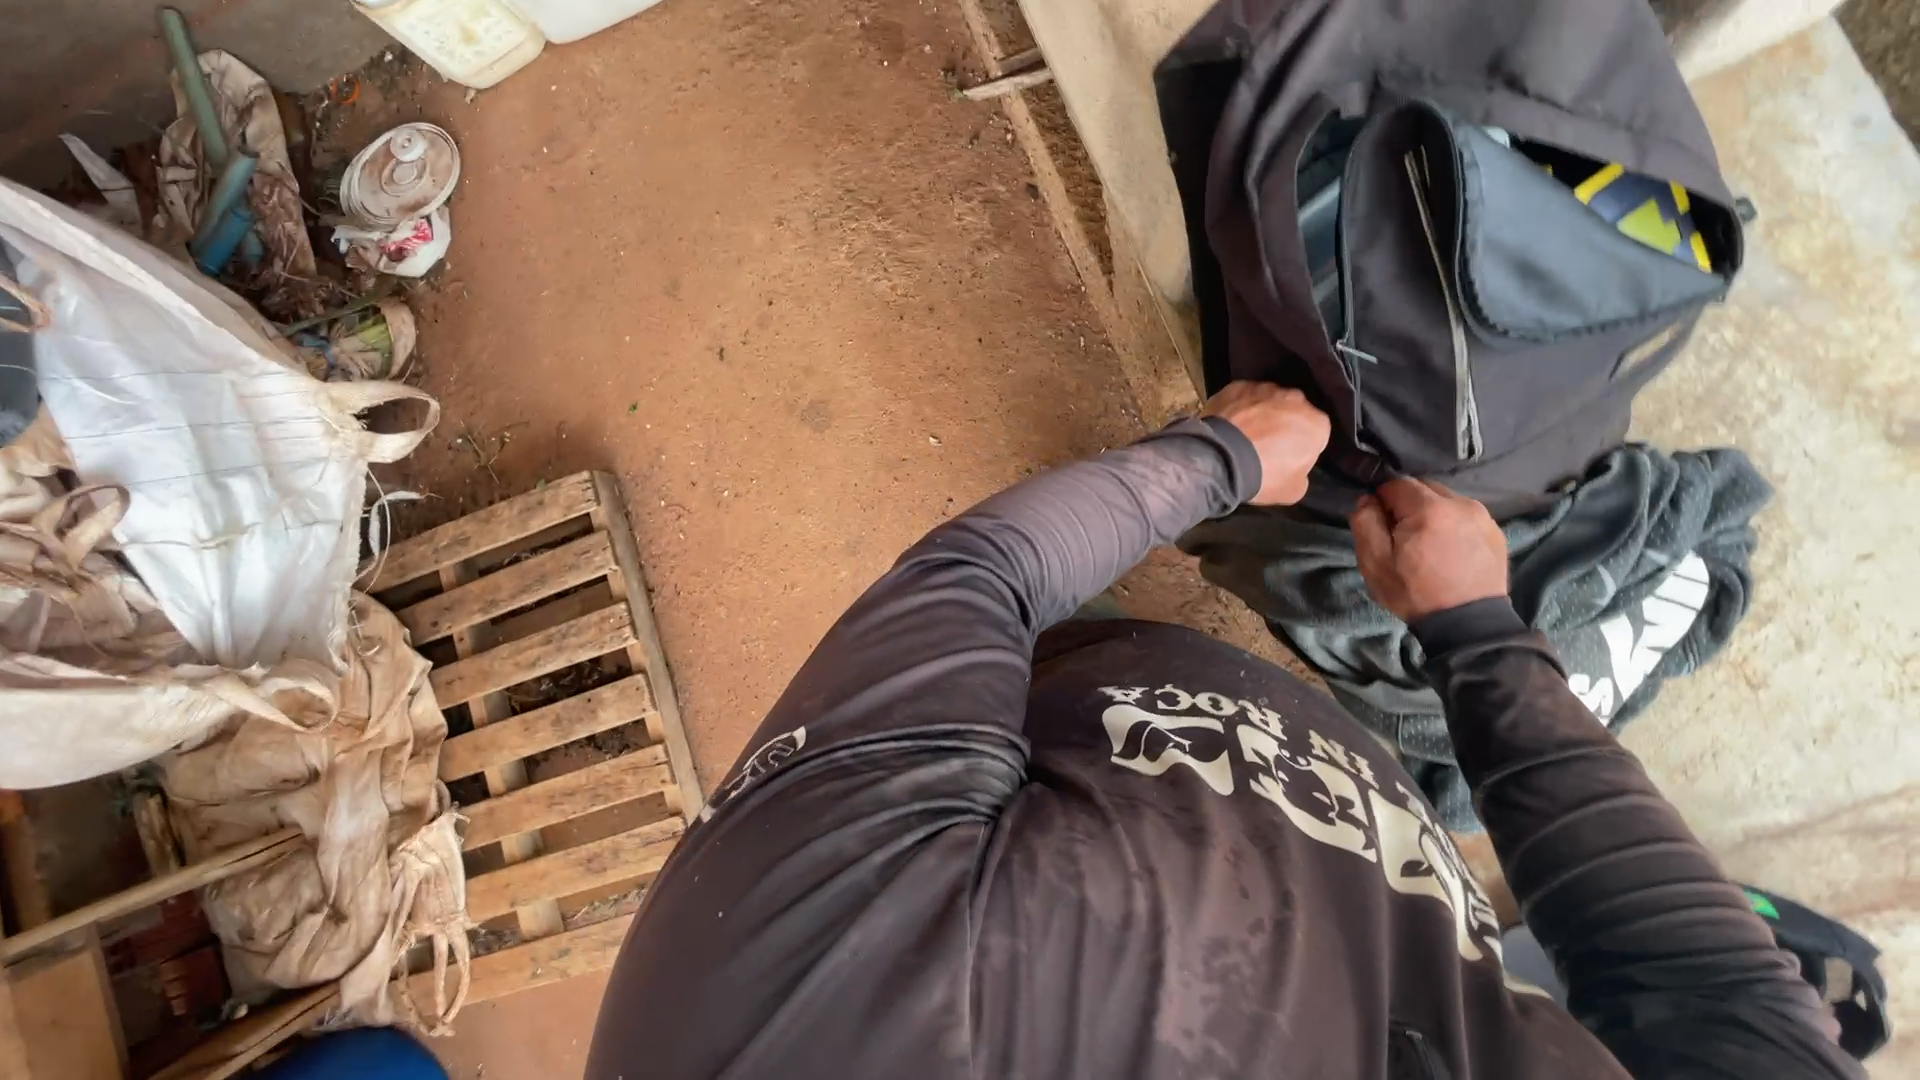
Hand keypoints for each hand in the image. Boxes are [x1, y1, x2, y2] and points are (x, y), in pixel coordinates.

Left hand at [1202, 381, 1330, 505]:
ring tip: (1242, 433)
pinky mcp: (1237, 386)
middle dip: (1282, 424)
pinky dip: (1236, 406)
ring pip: (1267, 399)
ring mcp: (1265, 388)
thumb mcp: (1294, 489)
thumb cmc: (1265, 476)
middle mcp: (1295, 398)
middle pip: (1292, 411)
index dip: (1302, 446)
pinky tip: (1227, 422)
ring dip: (1259, 412)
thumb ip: (1301, 473)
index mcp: (1317, 423)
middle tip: (1264, 445)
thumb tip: (1293, 468)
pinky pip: (1241, 396)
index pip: (1316, 433)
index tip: (1287, 458)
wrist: (1222, 459)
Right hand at [1350, 478, 1507, 622]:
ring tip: (1426, 543)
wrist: (1468, 624)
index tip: (1379, 522)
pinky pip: (1465, 516)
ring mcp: (1483, 517)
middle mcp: (1460, 503)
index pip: (1397, 483)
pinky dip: (1451, 524)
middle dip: (1407, 504)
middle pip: (1424, 488)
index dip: (1382, 499)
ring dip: (1431, 513)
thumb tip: (1367, 499)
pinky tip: (1447, 550)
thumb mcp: (1375, 561)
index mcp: (1429, 508)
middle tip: (1400, 535)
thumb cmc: (1415, 592)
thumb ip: (1365, 522)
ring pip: (1446, 500)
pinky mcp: (1496, 532)